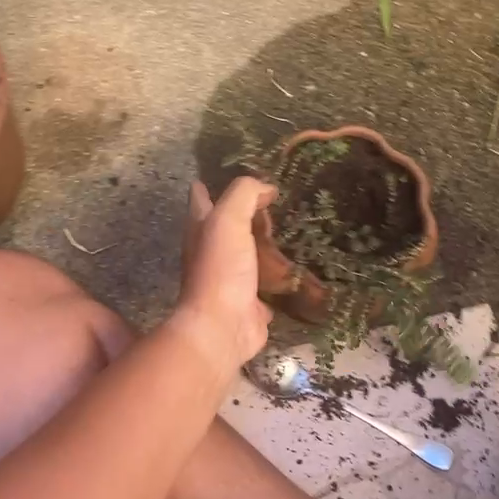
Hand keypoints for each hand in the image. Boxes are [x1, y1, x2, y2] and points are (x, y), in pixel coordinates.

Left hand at [171, 178, 276, 372]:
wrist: (222, 326)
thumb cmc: (220, 269)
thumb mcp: (228, 219)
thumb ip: (245, 194)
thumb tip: (267, 188)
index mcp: (201, 229)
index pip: (201, 198)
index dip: (212, 183)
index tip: (233, 172)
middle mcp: (212, 251)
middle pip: (227, 225)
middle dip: (245, 212)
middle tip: (275, 199)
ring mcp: (231, 278)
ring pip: (249, 253)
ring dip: (264, 243)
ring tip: (292, 227)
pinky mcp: (251, 301)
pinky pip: (268, 284)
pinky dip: (280, 276)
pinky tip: (297, 268)